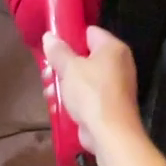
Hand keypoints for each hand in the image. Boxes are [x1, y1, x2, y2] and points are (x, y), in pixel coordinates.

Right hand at [43, 27, 143, 156]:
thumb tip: (49, 36)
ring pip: (84, 78)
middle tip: (47, 72)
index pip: (90, 33)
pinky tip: (57, 104)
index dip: (70, 37)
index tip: (53, 47)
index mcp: (113, 48)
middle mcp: (118, 64)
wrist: (110, 132)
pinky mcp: (108, 105)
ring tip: (49, 92)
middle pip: (85, 57)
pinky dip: (74, 98)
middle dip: (63, 66)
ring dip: (64, 84)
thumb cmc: (91, 93)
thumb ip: (58, 51)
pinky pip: (87, 95)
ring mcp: (115, 86)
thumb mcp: (70, 68)